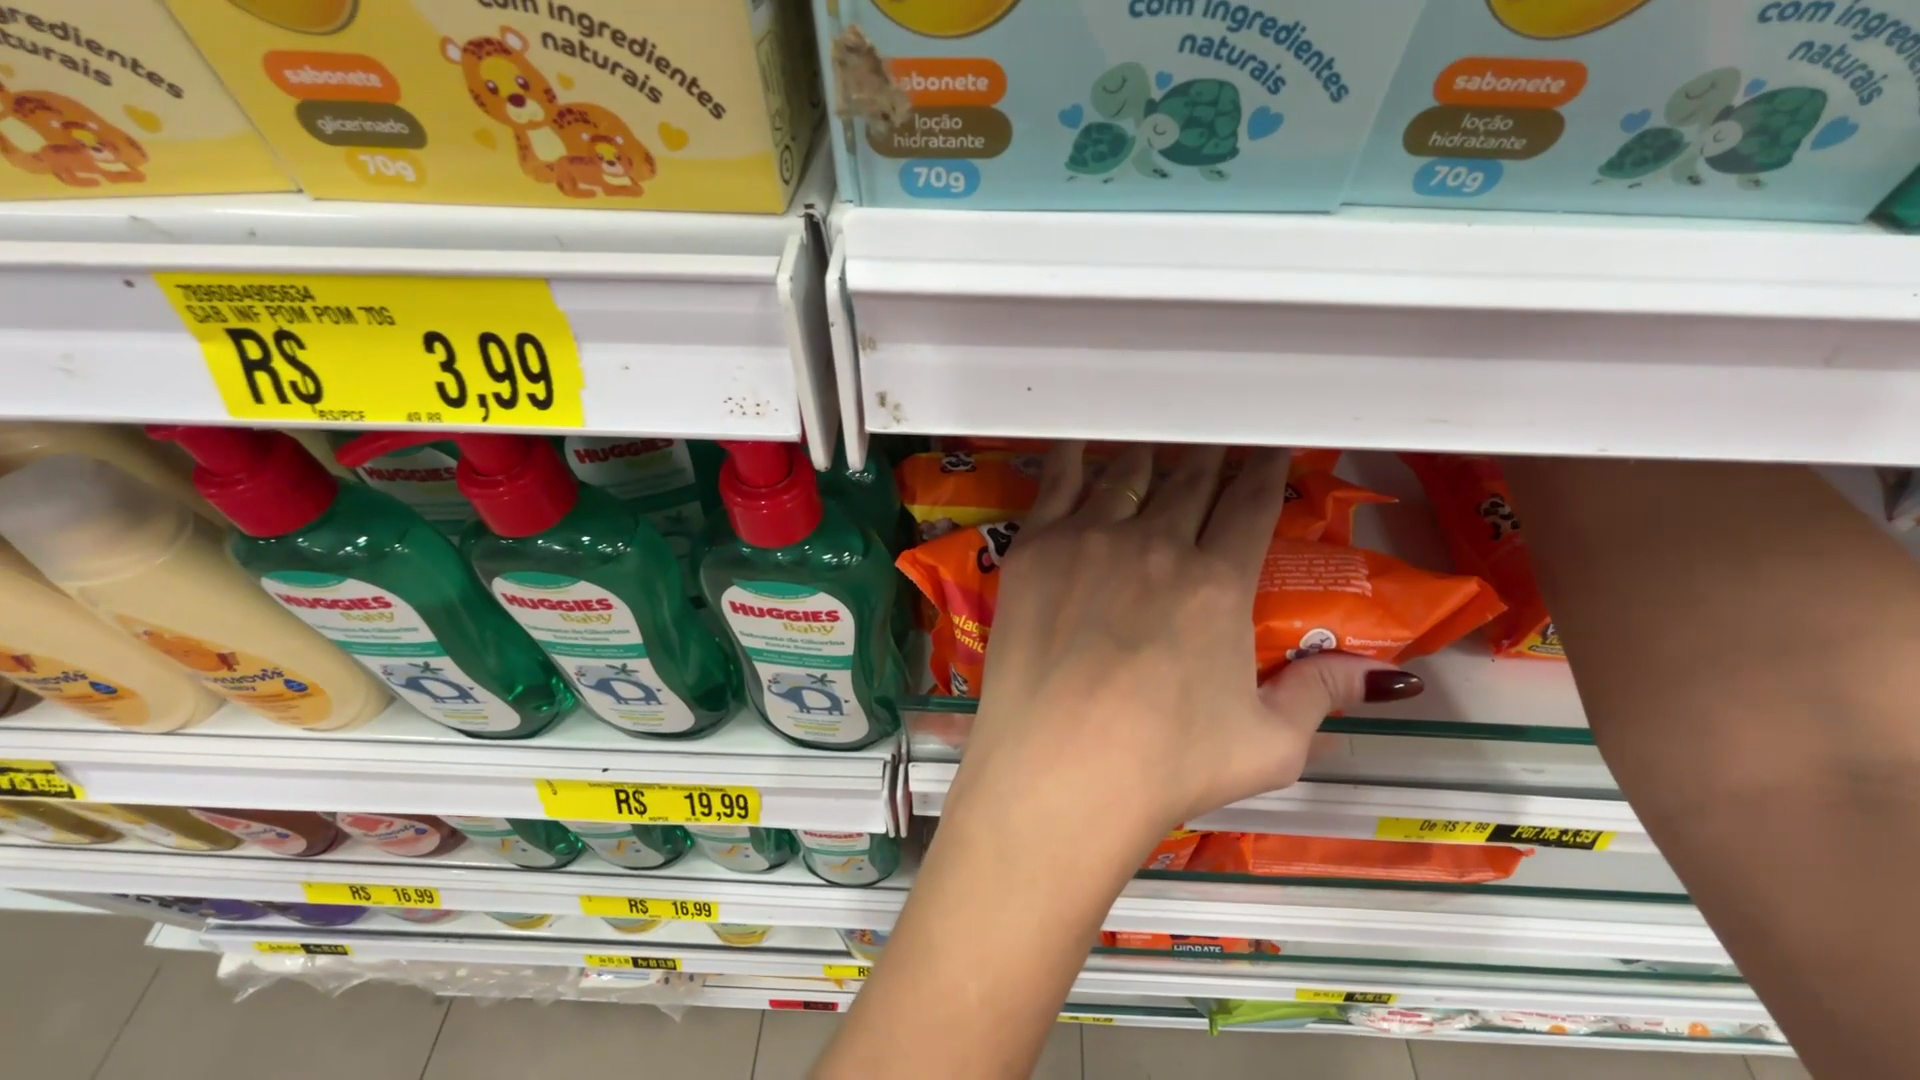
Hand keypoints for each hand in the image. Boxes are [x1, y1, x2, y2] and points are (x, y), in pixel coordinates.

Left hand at [946, 443, 1425, 842]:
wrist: (1059, 774)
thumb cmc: (1165, 766)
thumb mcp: (1268, 746)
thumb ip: (1320, 697)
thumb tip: (1380, 675)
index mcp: (1218, 582)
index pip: (1252, 505)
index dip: (1266, 472)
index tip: (1269, 452)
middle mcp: (1157, 544)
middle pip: (1190, 481)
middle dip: (1210, 459)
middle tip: (1214, 445)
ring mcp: (1090, 539)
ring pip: (1128, 475)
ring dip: (1150, 458)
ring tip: (1157, 449)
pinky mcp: (1035, 549)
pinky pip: (1058, 483)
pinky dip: (1075, 457)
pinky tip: (1082, 440)